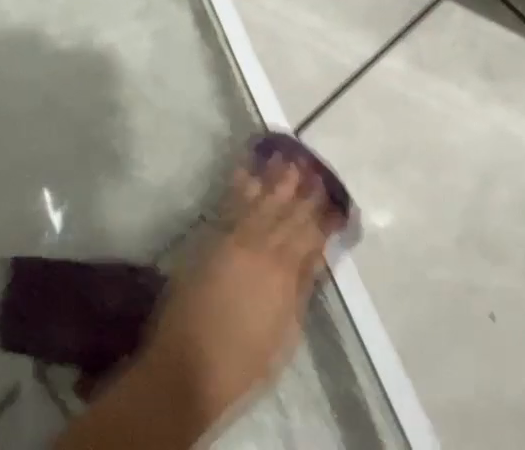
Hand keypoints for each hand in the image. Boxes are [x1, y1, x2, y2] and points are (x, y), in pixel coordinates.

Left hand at [136, 160, 341, 424]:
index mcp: (283, 273)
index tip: (338, 199)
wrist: (186, 369)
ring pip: (258, 202)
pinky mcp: (207, 242)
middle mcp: (259, 248)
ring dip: (273, 179)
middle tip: (314, 165)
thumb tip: (317, 256)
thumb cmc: (243, 363)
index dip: (326, 216)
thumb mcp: (285, 334)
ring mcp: (230, 242)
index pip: (311, 234)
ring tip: (287, 156)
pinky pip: (228, 206)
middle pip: (286, 212)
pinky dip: (239, 186)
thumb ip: (301, 290)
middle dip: (302, 188)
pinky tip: (246, 170)